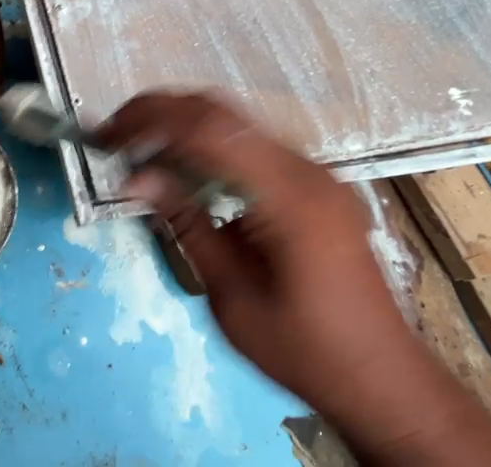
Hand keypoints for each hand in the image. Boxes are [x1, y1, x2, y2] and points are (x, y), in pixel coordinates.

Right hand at [95, 92, 432, 428]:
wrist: (384, 378)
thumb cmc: (306, 350)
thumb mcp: (232, 296)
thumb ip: (187, 225)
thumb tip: (136, 177)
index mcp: (289, 198)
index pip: (208, 131)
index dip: (149, 122)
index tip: (106, 136)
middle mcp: (307, 170)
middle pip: (221, 112)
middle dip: (160, 112)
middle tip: (113, 134)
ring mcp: (316, 172)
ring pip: (235, 121)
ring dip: (181, 124)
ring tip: (137, 146)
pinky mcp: (314, 182)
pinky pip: (251, 143)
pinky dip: (206, 142)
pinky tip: (181, 166)